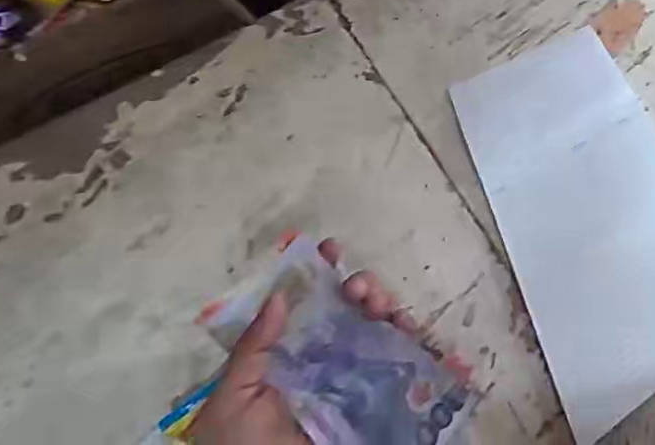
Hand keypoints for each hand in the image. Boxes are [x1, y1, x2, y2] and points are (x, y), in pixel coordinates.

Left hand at [191, 238, 398, 444]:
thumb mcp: (230, 406)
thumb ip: (251, 351)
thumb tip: (280, 294)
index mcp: (292, 356)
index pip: (309, 305)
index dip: (321, 273)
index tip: (330, 248)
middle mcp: (329, 359)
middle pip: (354, 308)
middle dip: (362, 287)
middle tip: (359, 288)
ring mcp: (360, 376)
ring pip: (383, 326)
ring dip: (389, 306)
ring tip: (383, 308)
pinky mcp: (386, 397)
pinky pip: (411, 362)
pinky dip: (424, 344)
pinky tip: (417, 332)